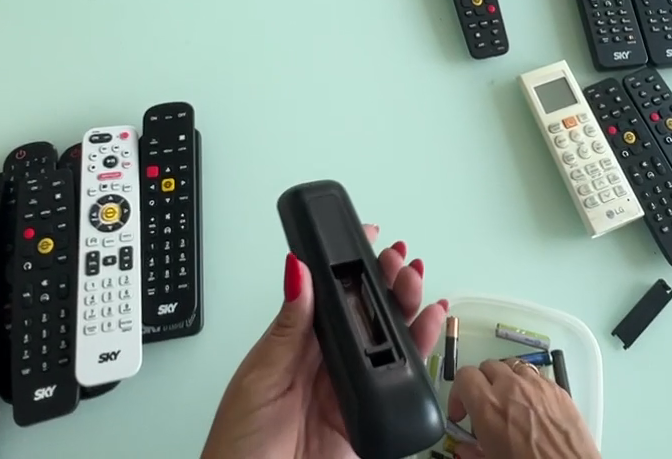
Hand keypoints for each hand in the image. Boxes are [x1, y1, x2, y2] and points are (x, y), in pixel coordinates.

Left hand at [201, 225, 447, 458]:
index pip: (331, 292)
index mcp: (297, 342)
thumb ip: (288, 326)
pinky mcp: (370, 417)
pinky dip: (421, 348)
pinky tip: (432, 322)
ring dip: (407, 305)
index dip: (353, 262)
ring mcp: (350, 387)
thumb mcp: (261, 377)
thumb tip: (297, 266)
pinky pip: (401, 378)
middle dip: (387, 279)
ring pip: (388, 337)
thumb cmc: (240, 445)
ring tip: (418, 278)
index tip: (373, 234)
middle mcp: (327, 360)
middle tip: (401, 258)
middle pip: (366, 310)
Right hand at [447, 358, 599, 458]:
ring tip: (510, 404)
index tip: (462, 414)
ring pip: (512, 367)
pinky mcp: (558, 388)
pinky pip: (536, 376)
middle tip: (486, 409)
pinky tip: (534, 409)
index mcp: (489, 406)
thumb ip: (473, 453)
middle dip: (482, 385)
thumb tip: (463, 447)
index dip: (459, 393)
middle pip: (487, 367)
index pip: (464, 376)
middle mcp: (511, 387)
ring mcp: (537, 384)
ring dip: (505, 381)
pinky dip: (528, 387)